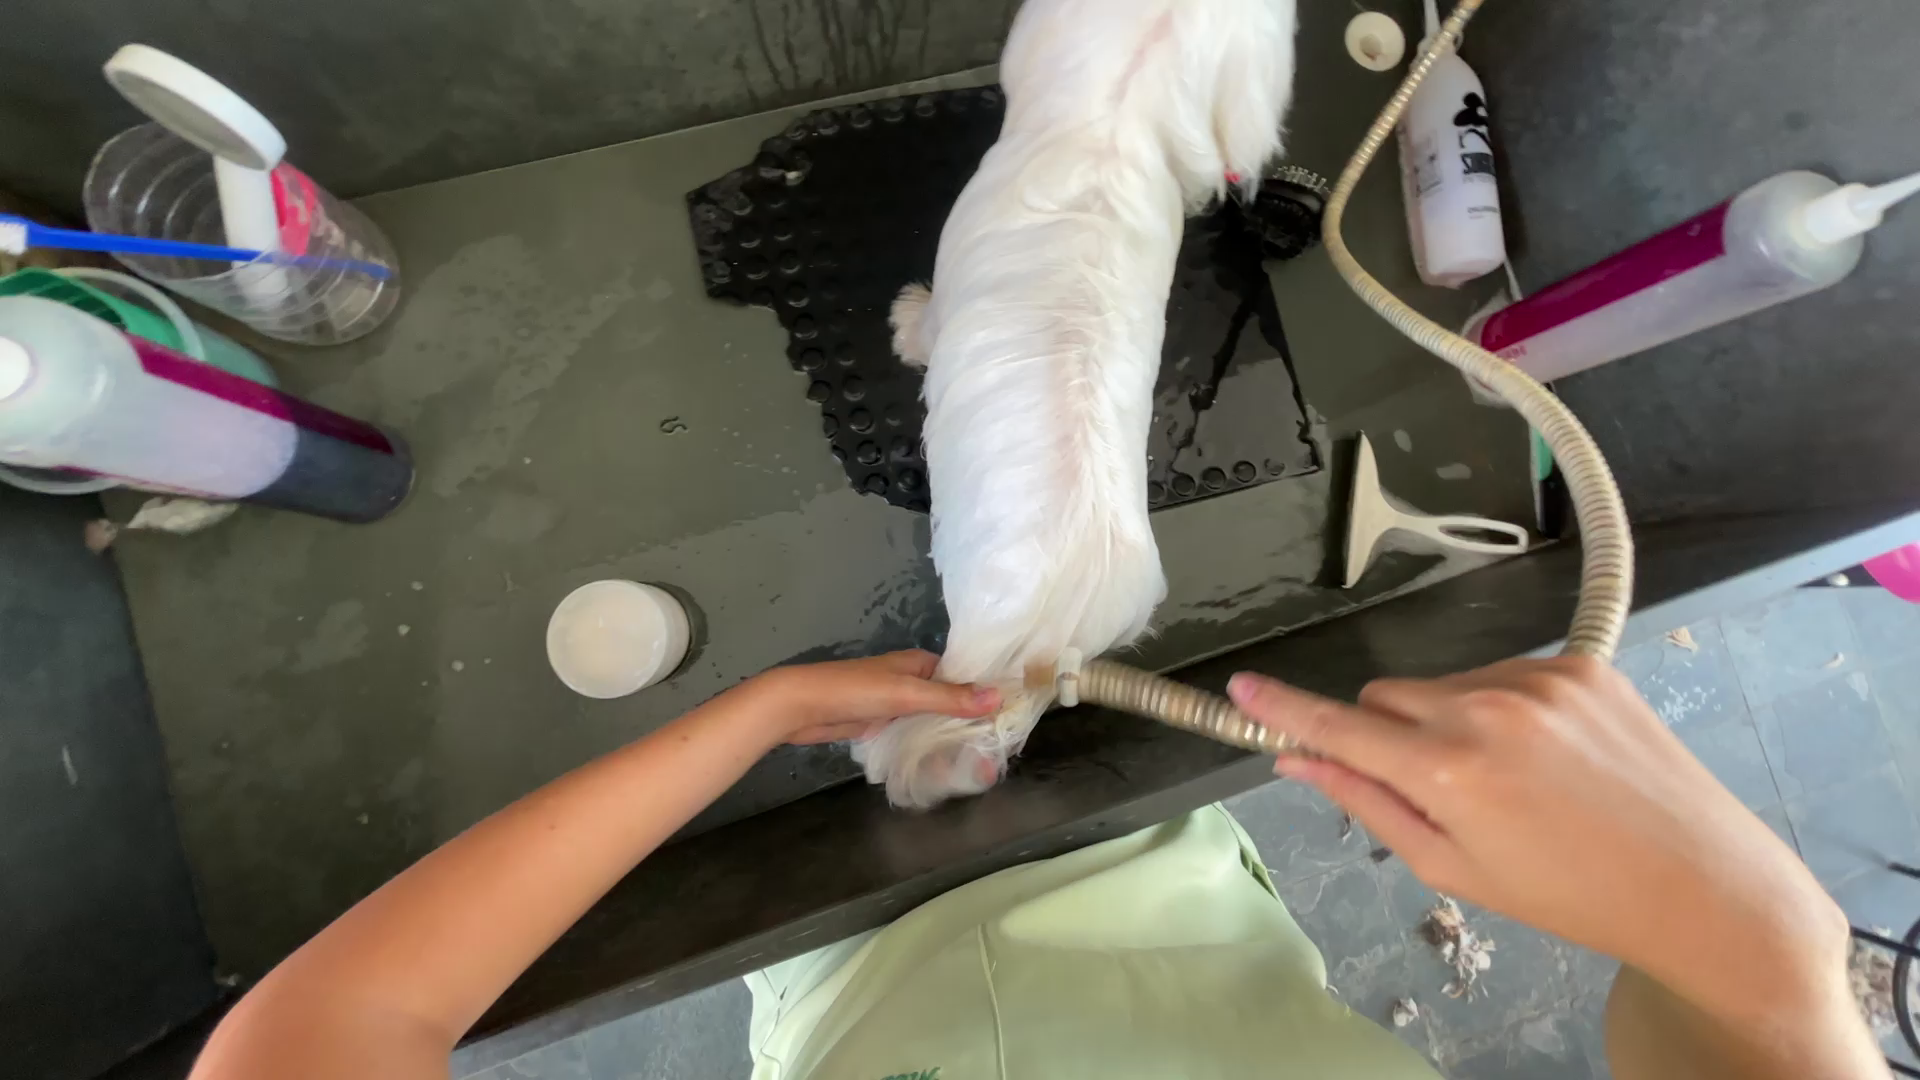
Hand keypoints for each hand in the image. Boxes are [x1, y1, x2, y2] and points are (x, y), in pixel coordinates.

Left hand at [751, 650, 999, 745]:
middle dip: (970, 723)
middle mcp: (912, 680)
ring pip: (932, 720)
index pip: (963, 677)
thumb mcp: (907, 693)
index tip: (1010, 719)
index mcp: (921, 663)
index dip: (985, 695)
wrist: (802, 706)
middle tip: (997, 752)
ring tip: (979, 764)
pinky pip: (913, 735)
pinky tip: (945, 765)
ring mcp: (896, 703)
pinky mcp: (881, 724)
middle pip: (950, 701)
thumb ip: (951, 698)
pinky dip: (928, 746)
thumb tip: (999, 697)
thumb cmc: (855, 690)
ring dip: (950, 738)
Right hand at [1228, 657, 1849, 1029]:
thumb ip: (1363, 801)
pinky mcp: (1578, 664)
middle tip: (1432, 781)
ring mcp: (1537, 680)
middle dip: (1385, 731)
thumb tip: (1293, 761)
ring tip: (1508, 771)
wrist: (1709, 890)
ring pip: (1437, 685)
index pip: (1339, 727)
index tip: (1240, 686)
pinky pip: (1493, 672)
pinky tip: (1546, 748)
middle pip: (1382, 696)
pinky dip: (1496, 705)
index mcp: (1450, 772)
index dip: (1283, 706)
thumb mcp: (1450, 866)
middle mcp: (1486, 710)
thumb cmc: (1564, 894)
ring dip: (1444, 719)